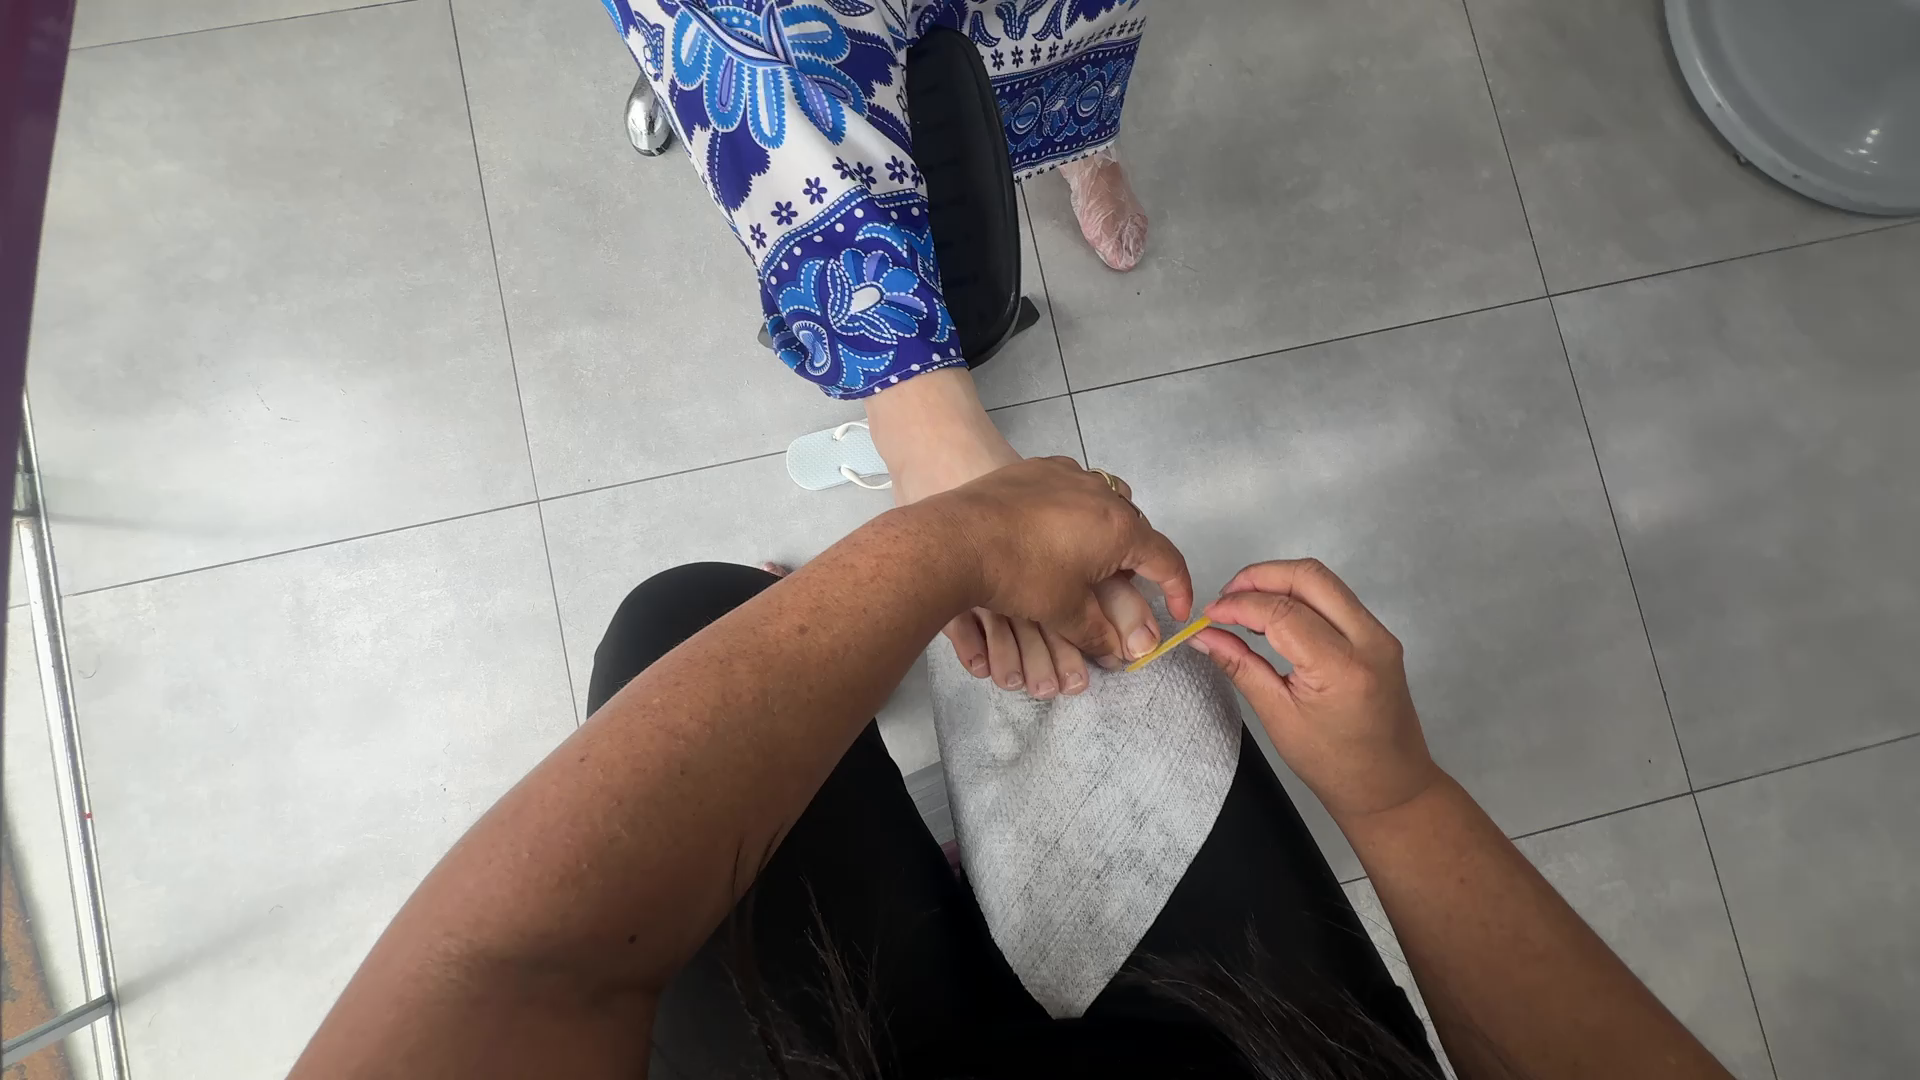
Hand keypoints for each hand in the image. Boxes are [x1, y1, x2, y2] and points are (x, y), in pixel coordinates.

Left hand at [869, 371, 1166, 697]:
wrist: (958, 538)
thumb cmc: (1020, 575)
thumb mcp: (1063, 611)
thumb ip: (1098, 633)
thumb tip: (1119, 653)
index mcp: (1121, 528)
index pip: (1166, 559)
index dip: (1177, 589)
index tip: (1177, 611)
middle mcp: (1102, 493)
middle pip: (1135, 527)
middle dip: (1137, 558)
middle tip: (1123, 586)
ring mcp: (1068, 474)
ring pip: (1104, 501)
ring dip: (1106, 528)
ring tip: (1089, 554)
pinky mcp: (1036, 468)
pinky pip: (1070, 486)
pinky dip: (1073, 508)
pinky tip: (1053, 528)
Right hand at [1190, 559, 1441, 822]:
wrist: (1392, 786)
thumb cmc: (1334, 763)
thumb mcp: (1277, 716)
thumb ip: (1239, 666)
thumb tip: (1203, 636)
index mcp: (1342, 668)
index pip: (1282, 612)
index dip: (1238, 606)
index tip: (1208, 616)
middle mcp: (1368, 641)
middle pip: (1308, 576)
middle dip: (1258, 576)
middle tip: (1225, 598)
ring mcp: (1378, 634)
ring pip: (1322, 580)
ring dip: (1277, 582)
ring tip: (1242, 605)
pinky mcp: (1377, 635)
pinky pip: (1333, 596)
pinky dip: (1296, 595)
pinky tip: (1271, 615)